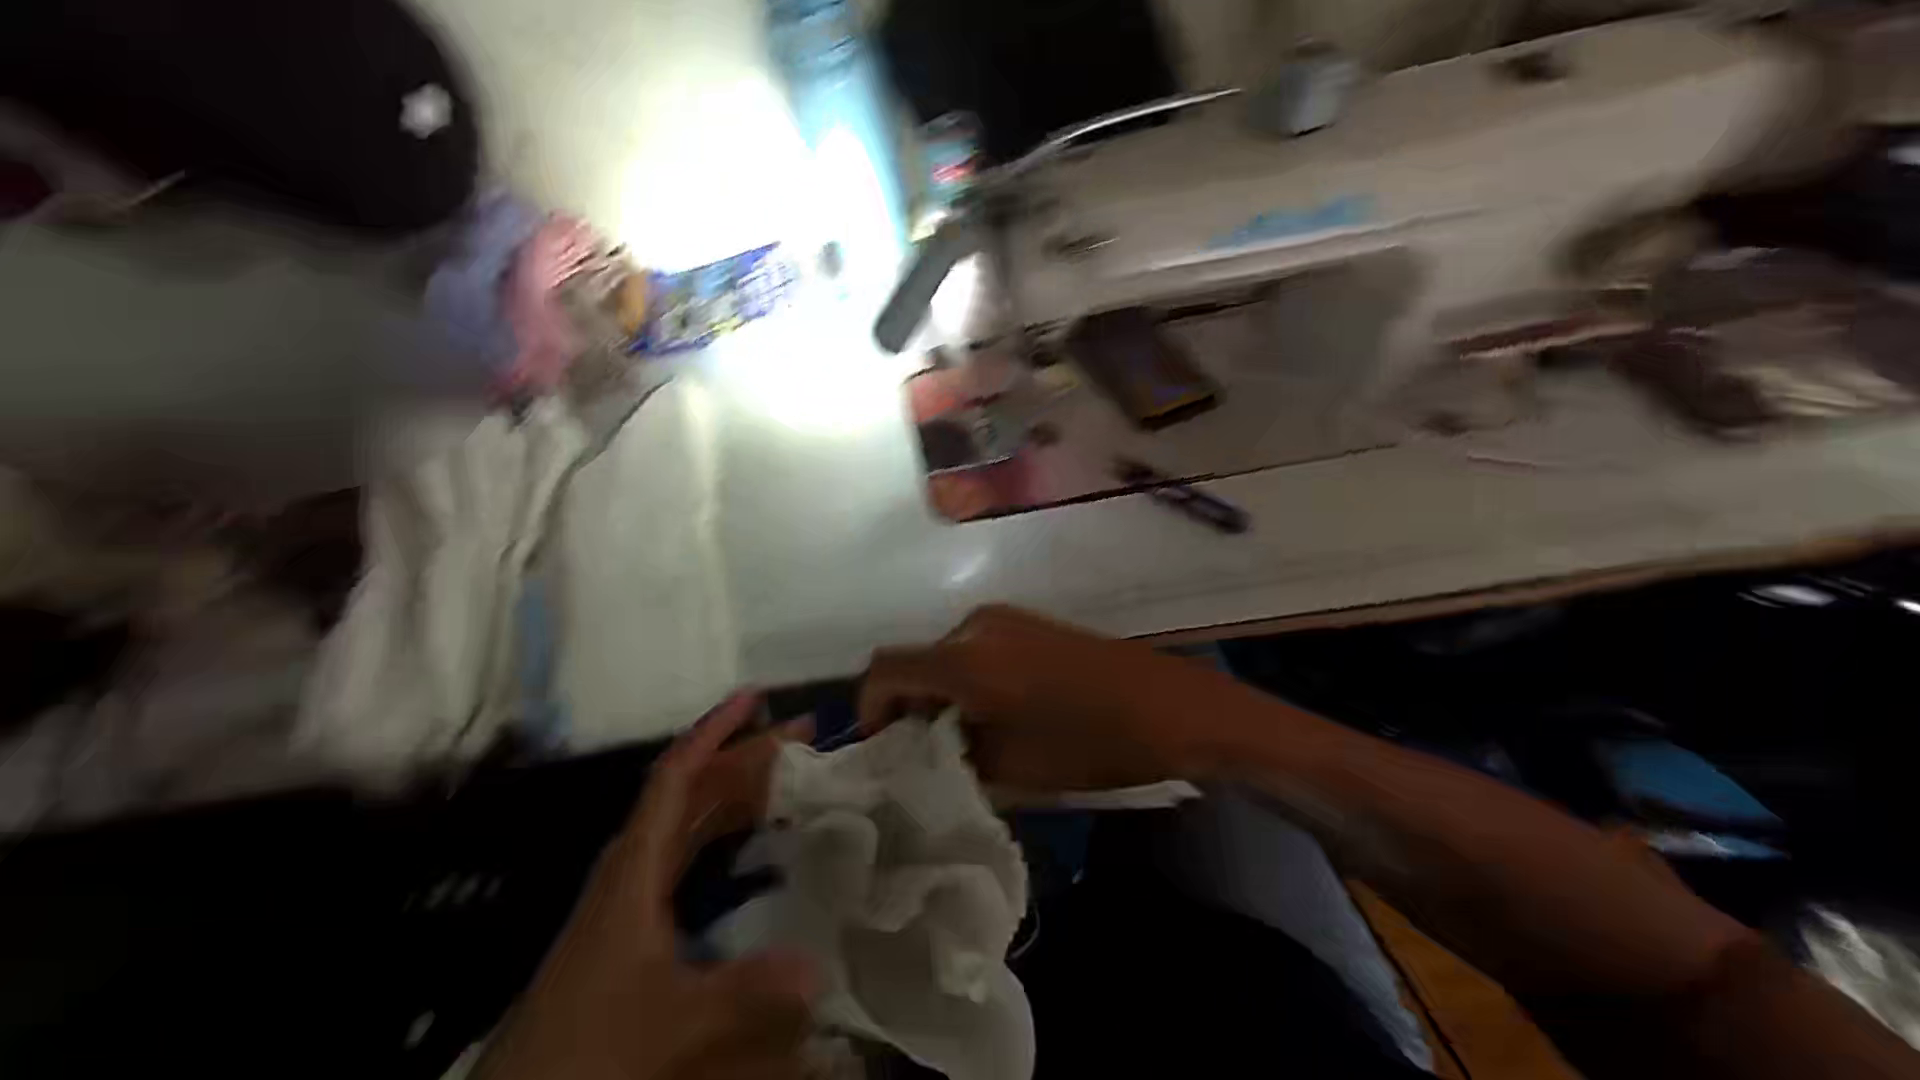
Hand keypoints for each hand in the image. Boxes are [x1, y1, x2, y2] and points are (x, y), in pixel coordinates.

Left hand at [481, 693, 817, 1079]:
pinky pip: (692, 851)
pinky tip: (757, 840)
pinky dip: (727, 831)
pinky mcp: (640, 916)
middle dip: (746, 754)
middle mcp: (636, 862)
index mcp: (636, 864)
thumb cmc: (588, 1044)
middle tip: (803, 735)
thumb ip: (744, 992)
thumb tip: (819, 972)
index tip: (754, 697)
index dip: (715, 731)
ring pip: (693, 819)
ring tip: (791, 775)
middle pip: (694, 789)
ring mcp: (636, 888)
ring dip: (739, 790)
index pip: (677, 776)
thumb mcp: (670, 1020)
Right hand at [858, 605, 1232, 793]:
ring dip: (941, 691)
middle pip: (916, 660)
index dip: (870, 705)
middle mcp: (976, 625)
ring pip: (946, 654)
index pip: (886, 668)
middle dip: (910, 705)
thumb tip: (926, 747)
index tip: (884, 745)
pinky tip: (997, 710)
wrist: (1166, 706)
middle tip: (926, 753)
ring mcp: (1006, 618)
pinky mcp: (1029, 622)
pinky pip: (976, 647)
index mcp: (965, 659)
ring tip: (965, 737)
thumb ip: (952, 754)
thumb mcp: (1011, 766)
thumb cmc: (1088, 743)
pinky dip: (968, 677)